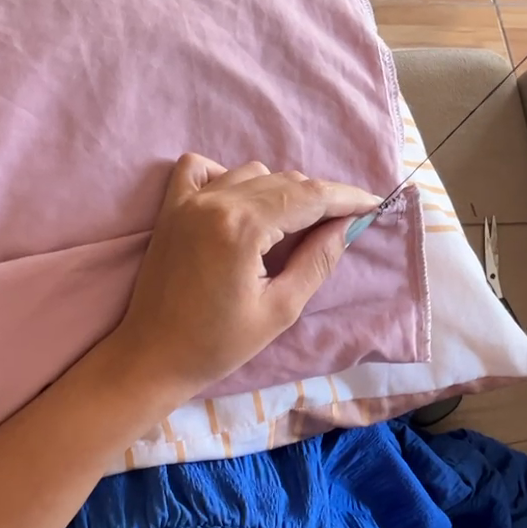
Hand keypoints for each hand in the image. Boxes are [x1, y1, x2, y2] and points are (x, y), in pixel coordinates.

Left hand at [105, 153, 380, 393]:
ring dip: (280, 191)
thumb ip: (317, 261)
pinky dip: (229, 176)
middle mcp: (214, 201)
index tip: (375, 203)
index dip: (347, 198)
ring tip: (294, 226)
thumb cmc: (217, 345)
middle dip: (319, 198)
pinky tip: (241, 203)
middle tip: (342, 223)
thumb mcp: (280, 309)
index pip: (309, 196)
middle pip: (285, 181)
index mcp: (243, 227)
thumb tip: (346, 225)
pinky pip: (203, 168)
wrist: (152, 358)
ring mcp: (187, 200)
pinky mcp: (170, 208)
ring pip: (251, 173)